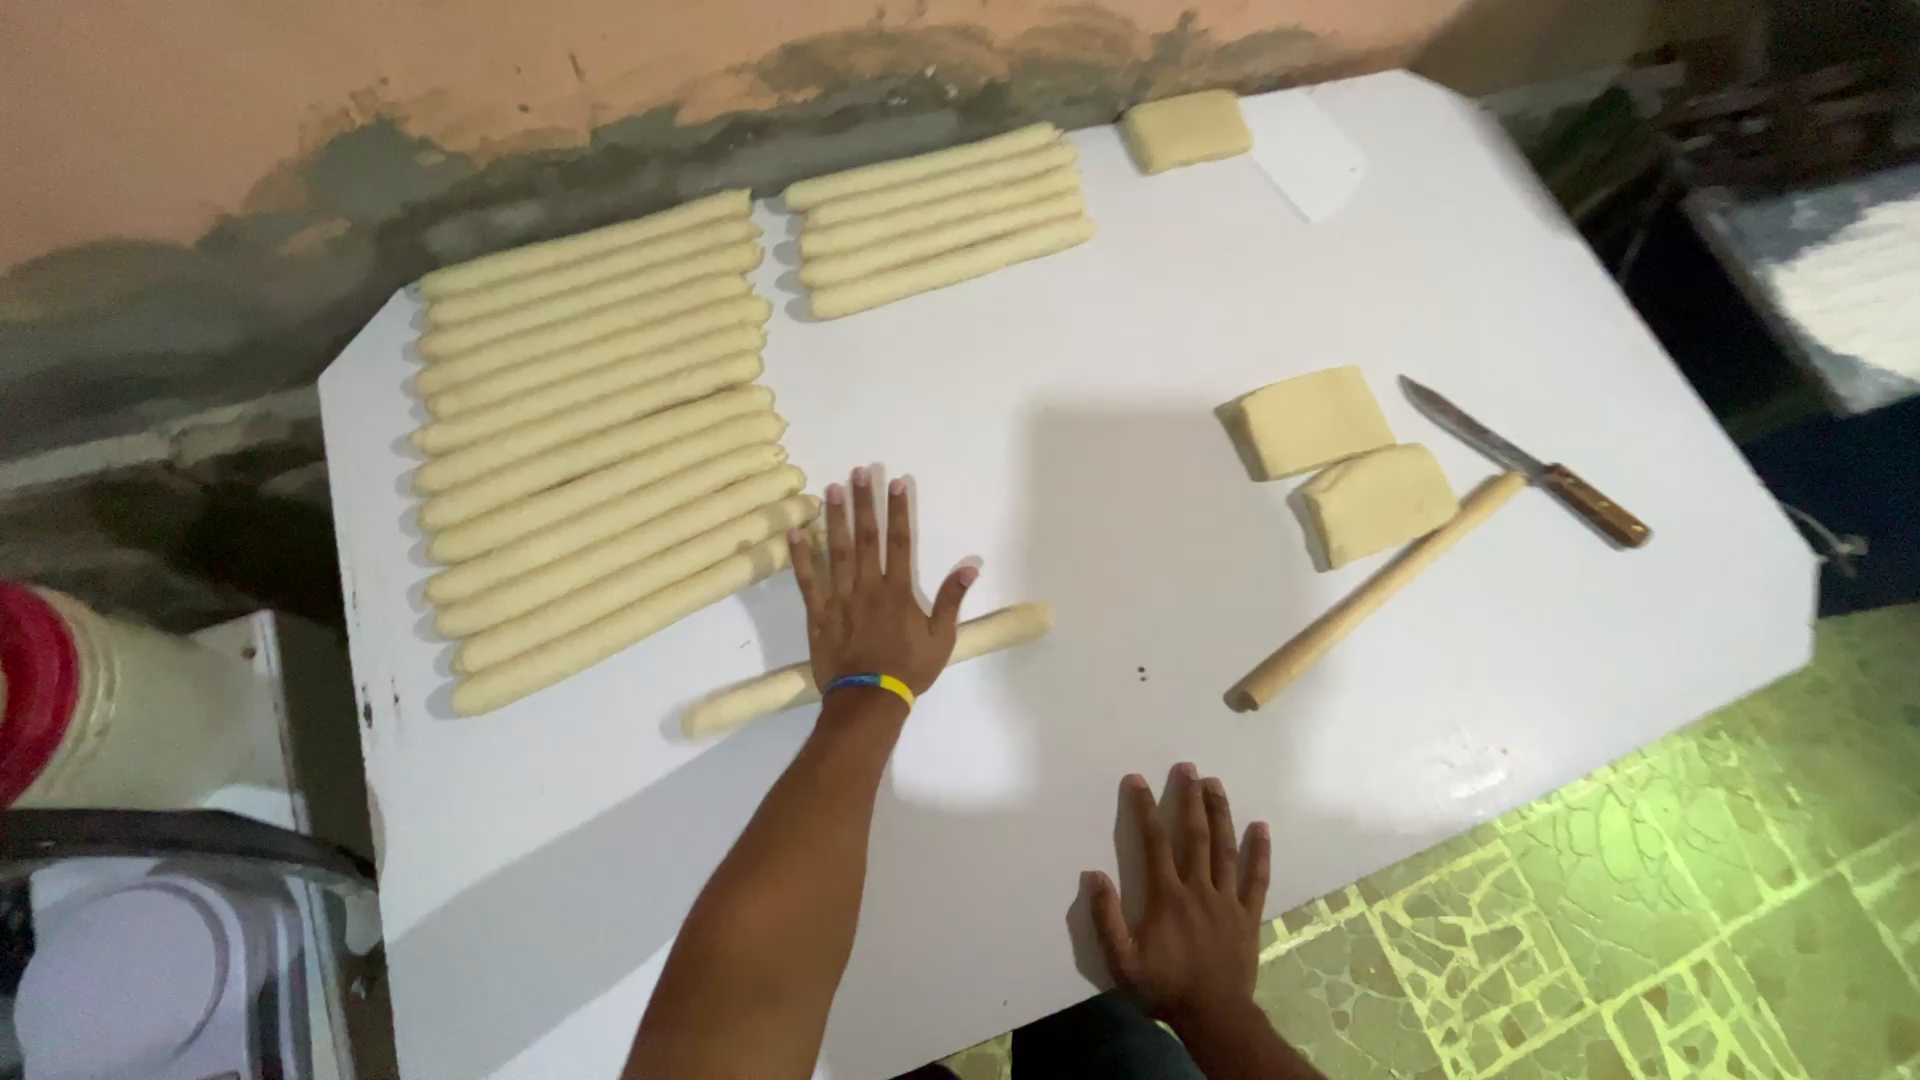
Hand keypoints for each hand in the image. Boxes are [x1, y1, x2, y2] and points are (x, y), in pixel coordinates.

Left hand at [788, 467, 976, 695]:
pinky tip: (795, 531)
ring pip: (837, 551)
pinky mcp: (819, 612)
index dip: (898, 511)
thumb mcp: (942, 638)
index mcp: (898, 591)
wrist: (869, 700)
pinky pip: (808, 580)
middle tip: (858, 473)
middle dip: (864, 503)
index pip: (899, 542)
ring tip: (831, 489)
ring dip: (835, 518)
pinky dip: (801, 556)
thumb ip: (952, 600)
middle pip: (866, 537)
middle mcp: (868, 586)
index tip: (896, 483)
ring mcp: (841, 598)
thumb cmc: (909, 670)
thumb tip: (970, 566)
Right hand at [1085, 765, 1271, 1029]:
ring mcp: (1227, 901)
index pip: (1154, 842)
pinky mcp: (1247, 916)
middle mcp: (1199, 889)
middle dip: (1189, 799)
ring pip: (1225, 848)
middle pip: (1195, 835)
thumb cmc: (1165, 988)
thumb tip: (1094, 875)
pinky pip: (1256, 879)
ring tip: (1215, 783)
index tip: (1137, 780)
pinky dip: (1260, 852)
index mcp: (1168, 897)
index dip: (1145, 809)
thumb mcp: (1123, 961)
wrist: (1216, 1018)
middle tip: (1188, 768)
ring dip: (1220, 813)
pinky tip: (1262, 827)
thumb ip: (1107, 918)